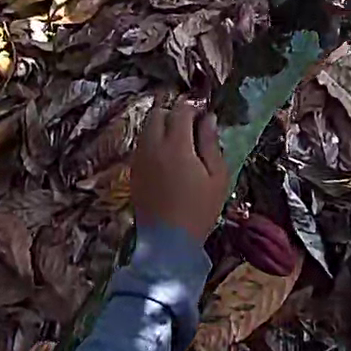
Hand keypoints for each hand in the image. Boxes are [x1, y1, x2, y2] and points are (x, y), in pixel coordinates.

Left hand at [129, 99, 228, 243]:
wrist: (169, 242)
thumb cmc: (199, 209)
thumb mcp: (217, 176)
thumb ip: (211, 143)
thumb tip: (209, 118)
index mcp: (177, 145)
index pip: (180, 111)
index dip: (192, 107)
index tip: (204, 114)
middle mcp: (153, 146)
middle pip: (157, 114)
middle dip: (173, 113)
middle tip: (190, 126)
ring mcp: (140, 158)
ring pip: (146, 129)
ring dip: (161, 127)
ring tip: (179, 142)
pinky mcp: (133, 171)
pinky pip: (141, 145)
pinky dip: (153, 142)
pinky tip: (167, 158)